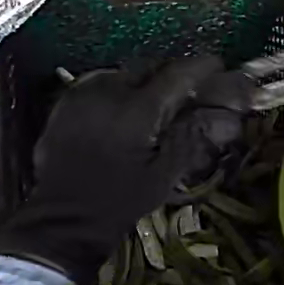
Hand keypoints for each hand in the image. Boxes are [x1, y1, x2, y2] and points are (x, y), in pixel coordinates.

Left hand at [0, 56, 227, 282]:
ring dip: (145, 79)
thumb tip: (220, 113)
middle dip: (171, 72)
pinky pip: (100, 82)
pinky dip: (119, 87)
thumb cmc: (120, 200)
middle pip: (149, 65)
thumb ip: (191, 135)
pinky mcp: (65, 102)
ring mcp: (82, 94)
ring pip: (124, 71)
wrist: (63, 219)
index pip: (176, 74)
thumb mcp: (164, 173)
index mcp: (137, 110)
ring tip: (156, 97)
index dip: (201, 67)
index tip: (218, 65)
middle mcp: (108, 92)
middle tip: (187, 86)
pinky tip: (125, 106)